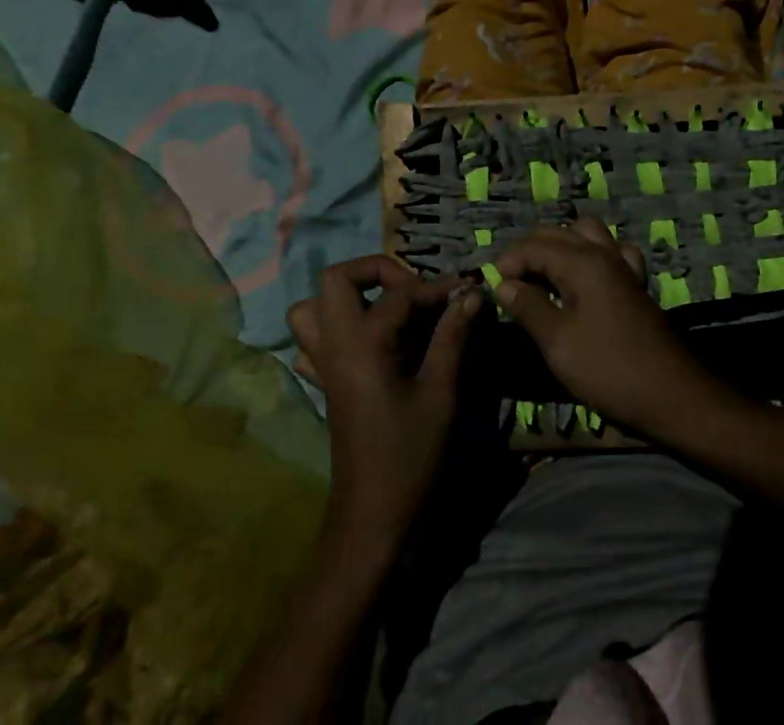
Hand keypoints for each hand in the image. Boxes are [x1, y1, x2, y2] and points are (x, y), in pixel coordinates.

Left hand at [288, 256, 481, 538]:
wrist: (374, 512)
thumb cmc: (411, 452)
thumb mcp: (441, 392)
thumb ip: (453, 337)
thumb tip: (471, 294)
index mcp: (363, 346)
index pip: (398, 295)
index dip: (436, 288)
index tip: (466, 291)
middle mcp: (334, 346)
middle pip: (335, 279)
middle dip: (377, 272)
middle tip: (415, 292)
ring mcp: (323, 365)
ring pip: (313, 308)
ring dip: (350, 298)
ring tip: (389, 311)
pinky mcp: (324, 384)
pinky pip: (312, 343)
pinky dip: (336, 331)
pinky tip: (369, 345)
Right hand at [493, 219, 713, 432]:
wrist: (669, 393)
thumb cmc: (607, 367)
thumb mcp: (557, 340)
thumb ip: (528, 306)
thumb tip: (505, 285)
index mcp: (583, 261)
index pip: (534, 245)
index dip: (508, 263)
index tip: (493, 290)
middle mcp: (604, 254)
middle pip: (558, 233)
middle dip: (528, 252)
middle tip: (511, 285)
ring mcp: (624, 268)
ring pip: (586, 236)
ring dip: (560, 248)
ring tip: (543, 278)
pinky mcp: (635, 286)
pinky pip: (613, 254)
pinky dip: (593, 257)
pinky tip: (583, 280)